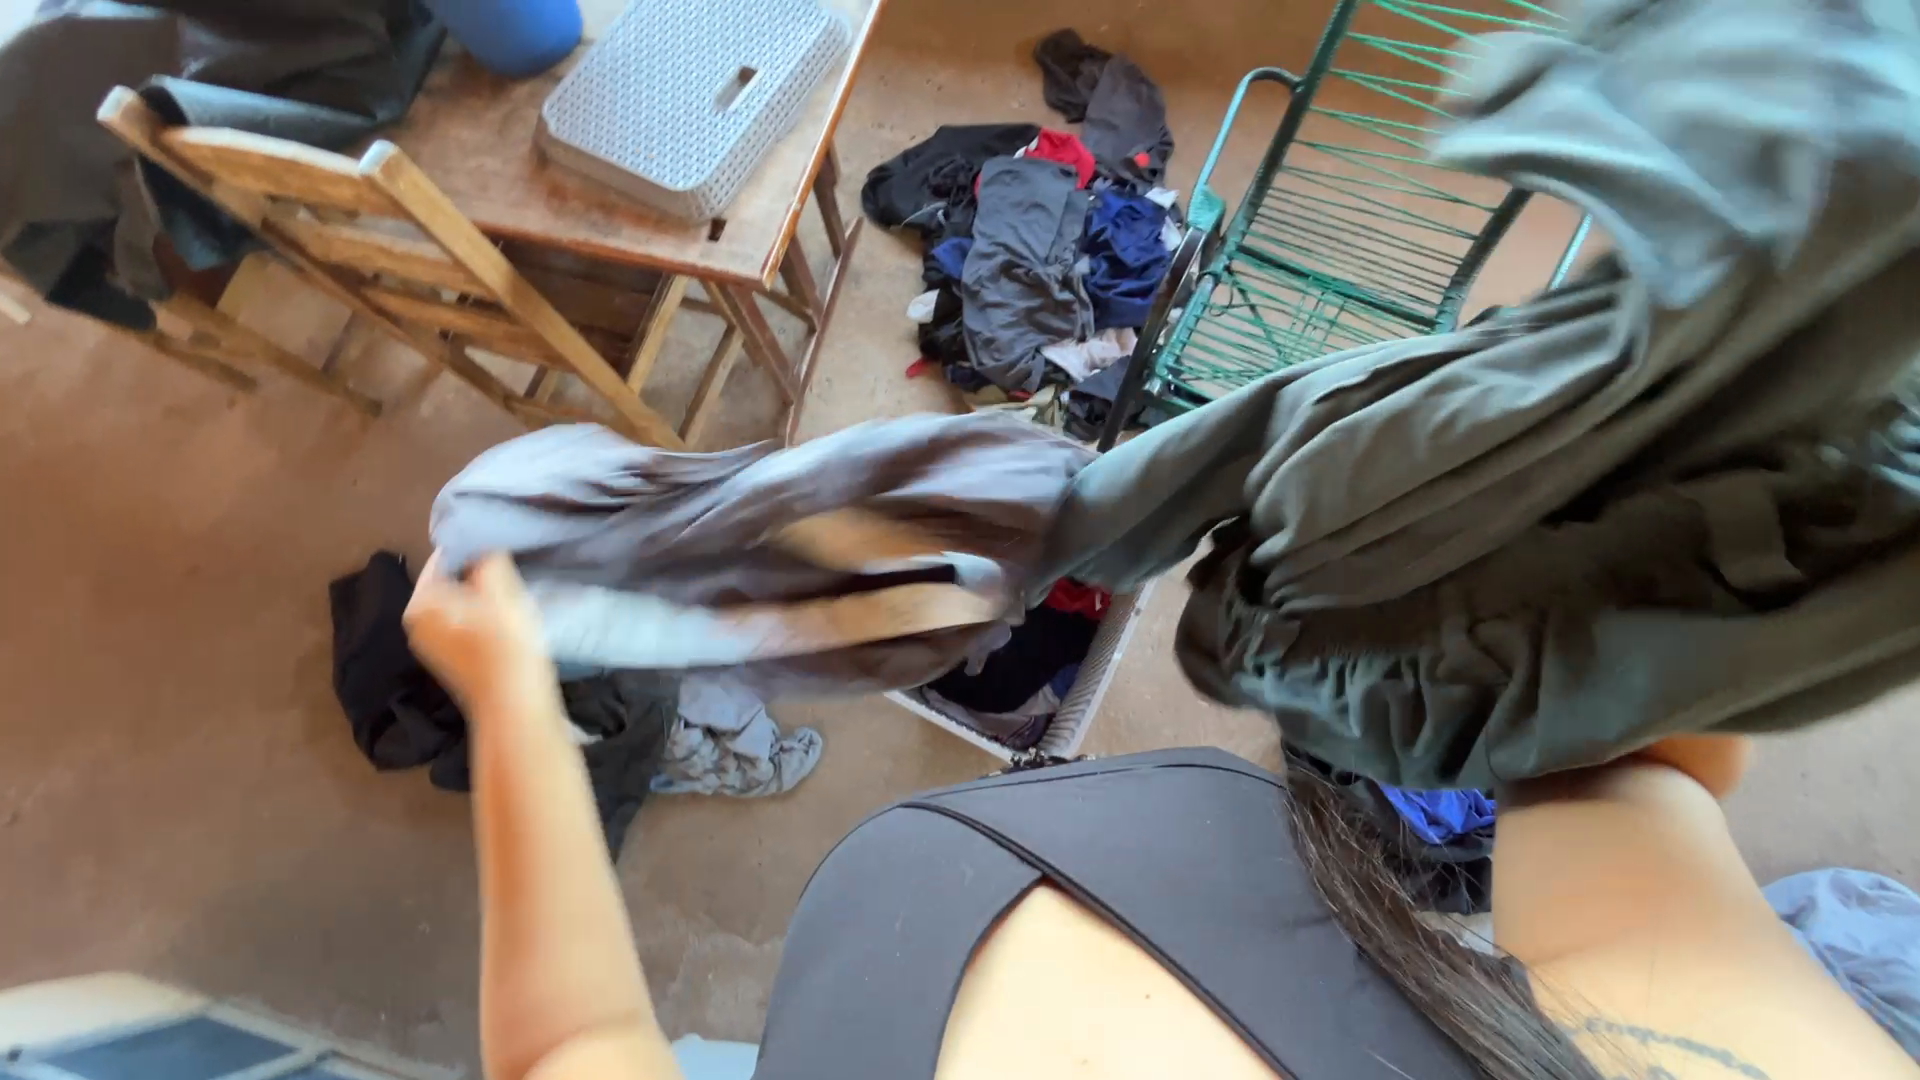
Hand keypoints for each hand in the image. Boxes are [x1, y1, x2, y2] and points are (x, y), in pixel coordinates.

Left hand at [404, 550, 557, 711]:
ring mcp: (431, 645)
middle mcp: (416, 623)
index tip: (502, 547)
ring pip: (458, 605)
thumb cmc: (506, 645)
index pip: (443, 560)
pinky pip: (463, 625)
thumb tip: (483, 548)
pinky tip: (506, 624)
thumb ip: (488, 563)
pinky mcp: (450, 660)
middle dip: (477, 575)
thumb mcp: (502, 594)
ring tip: (512, 597)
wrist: (514, 704)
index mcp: (421, 604)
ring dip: (483, 598)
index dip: (473, 549)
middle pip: (449, 584)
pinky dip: (482, 618)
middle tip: (511, 573)